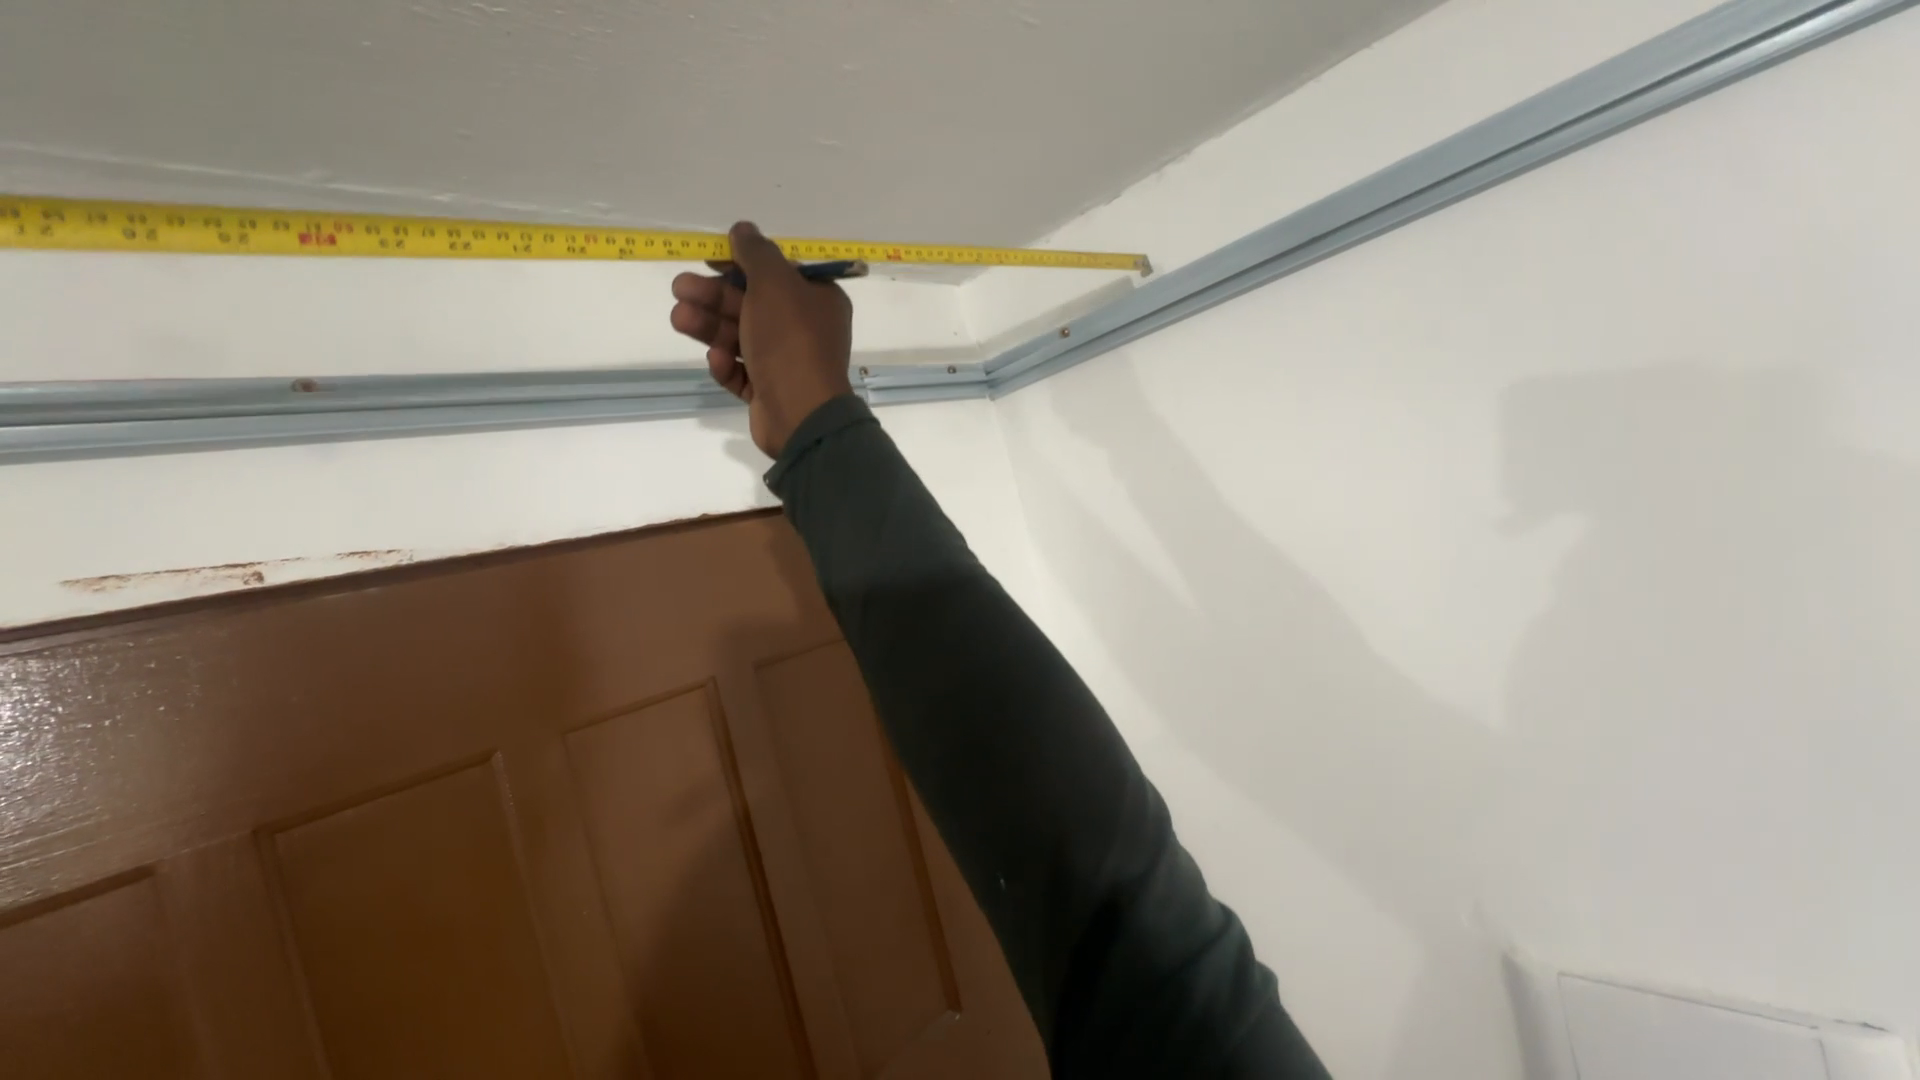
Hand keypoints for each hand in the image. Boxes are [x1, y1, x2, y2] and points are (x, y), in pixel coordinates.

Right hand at [670, 221, 853, 457]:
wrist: (801, 413)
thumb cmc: (790, 340)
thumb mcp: (774, 283)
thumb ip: (756, 253)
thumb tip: (743, 229)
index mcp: (819, 300)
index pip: (777, 273)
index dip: (741, 263)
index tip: (707, 257)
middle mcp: (806, 330)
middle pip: (753, 304)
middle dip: (714, 296)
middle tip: (679, 288)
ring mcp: (788, 364)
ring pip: (742, 337)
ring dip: (711, 326)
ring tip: (679, 319)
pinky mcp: (770, 392)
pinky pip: (743, 372)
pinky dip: (728, 365)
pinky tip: (719, 361)